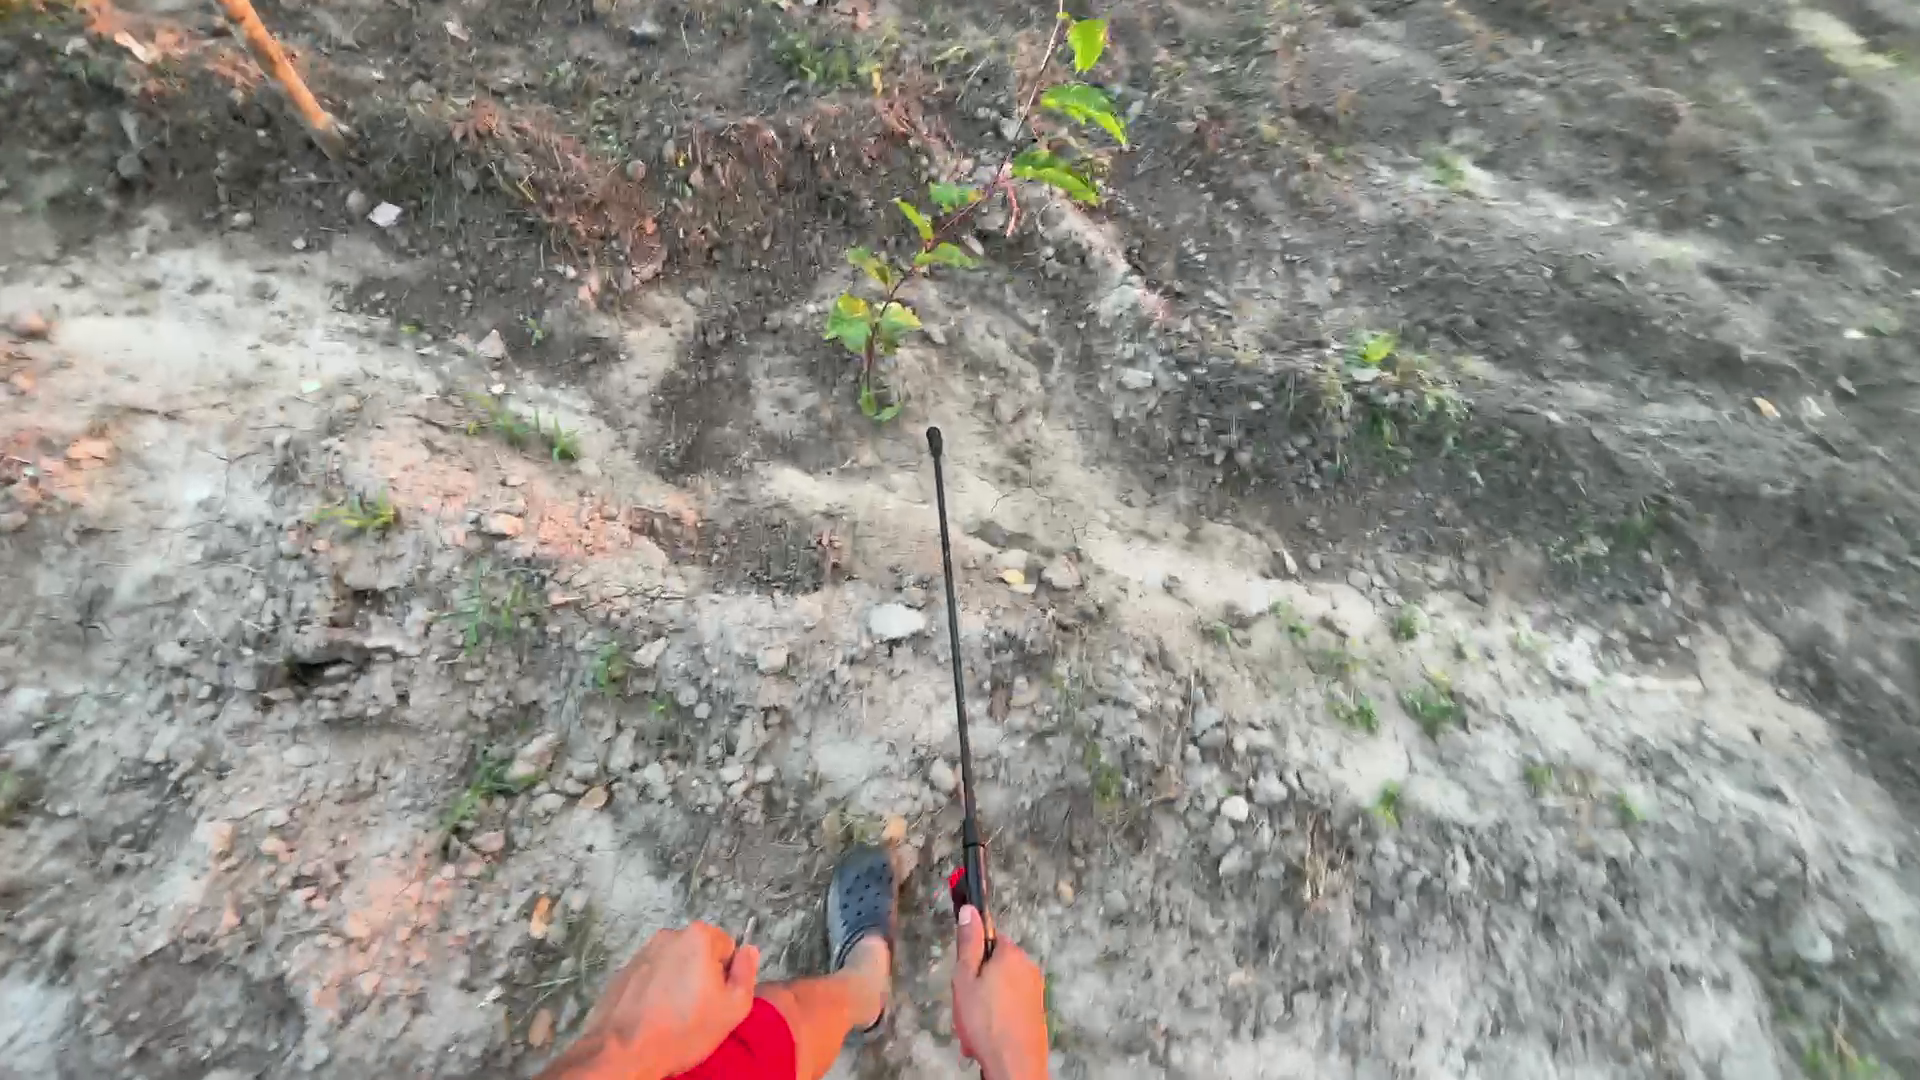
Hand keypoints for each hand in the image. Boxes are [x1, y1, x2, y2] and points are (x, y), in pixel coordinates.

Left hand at [540, 922, 759, 1079]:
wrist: (620, 1056)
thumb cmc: (683, 1030)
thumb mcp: (733, 1008)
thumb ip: (747, 973)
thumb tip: (749, 950)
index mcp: (699, 935)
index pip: (727, 947)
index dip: (725, 976)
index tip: (714, 1001)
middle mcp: (670, 935)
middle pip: (699, 953)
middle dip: (700, 977)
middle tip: (695, 1011)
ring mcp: (642, 953)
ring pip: (673, 965)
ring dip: (676, 984)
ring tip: (670, 1018)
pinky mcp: (622, 974)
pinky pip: (650, 978)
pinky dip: (654, 993)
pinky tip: (650, 1018)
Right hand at [952, 906, 1048, 1079]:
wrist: (1015, 1069)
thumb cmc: (986, 1022)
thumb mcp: (965, 979)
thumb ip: (968, 943)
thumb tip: (970, 909)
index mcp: (1011, 953)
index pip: (989, 939)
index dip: (973, 958)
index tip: (965, 978)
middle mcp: (1028, 966)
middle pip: (996, 965)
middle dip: (979, 985)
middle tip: (967, 1007)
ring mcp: (1036, 991)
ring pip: (1002, 988)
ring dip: (987, 1004)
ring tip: (975, 1029)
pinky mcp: (1038, 1012)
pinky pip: (1012, 1006)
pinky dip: (999, 1017)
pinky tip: (988, 1036)